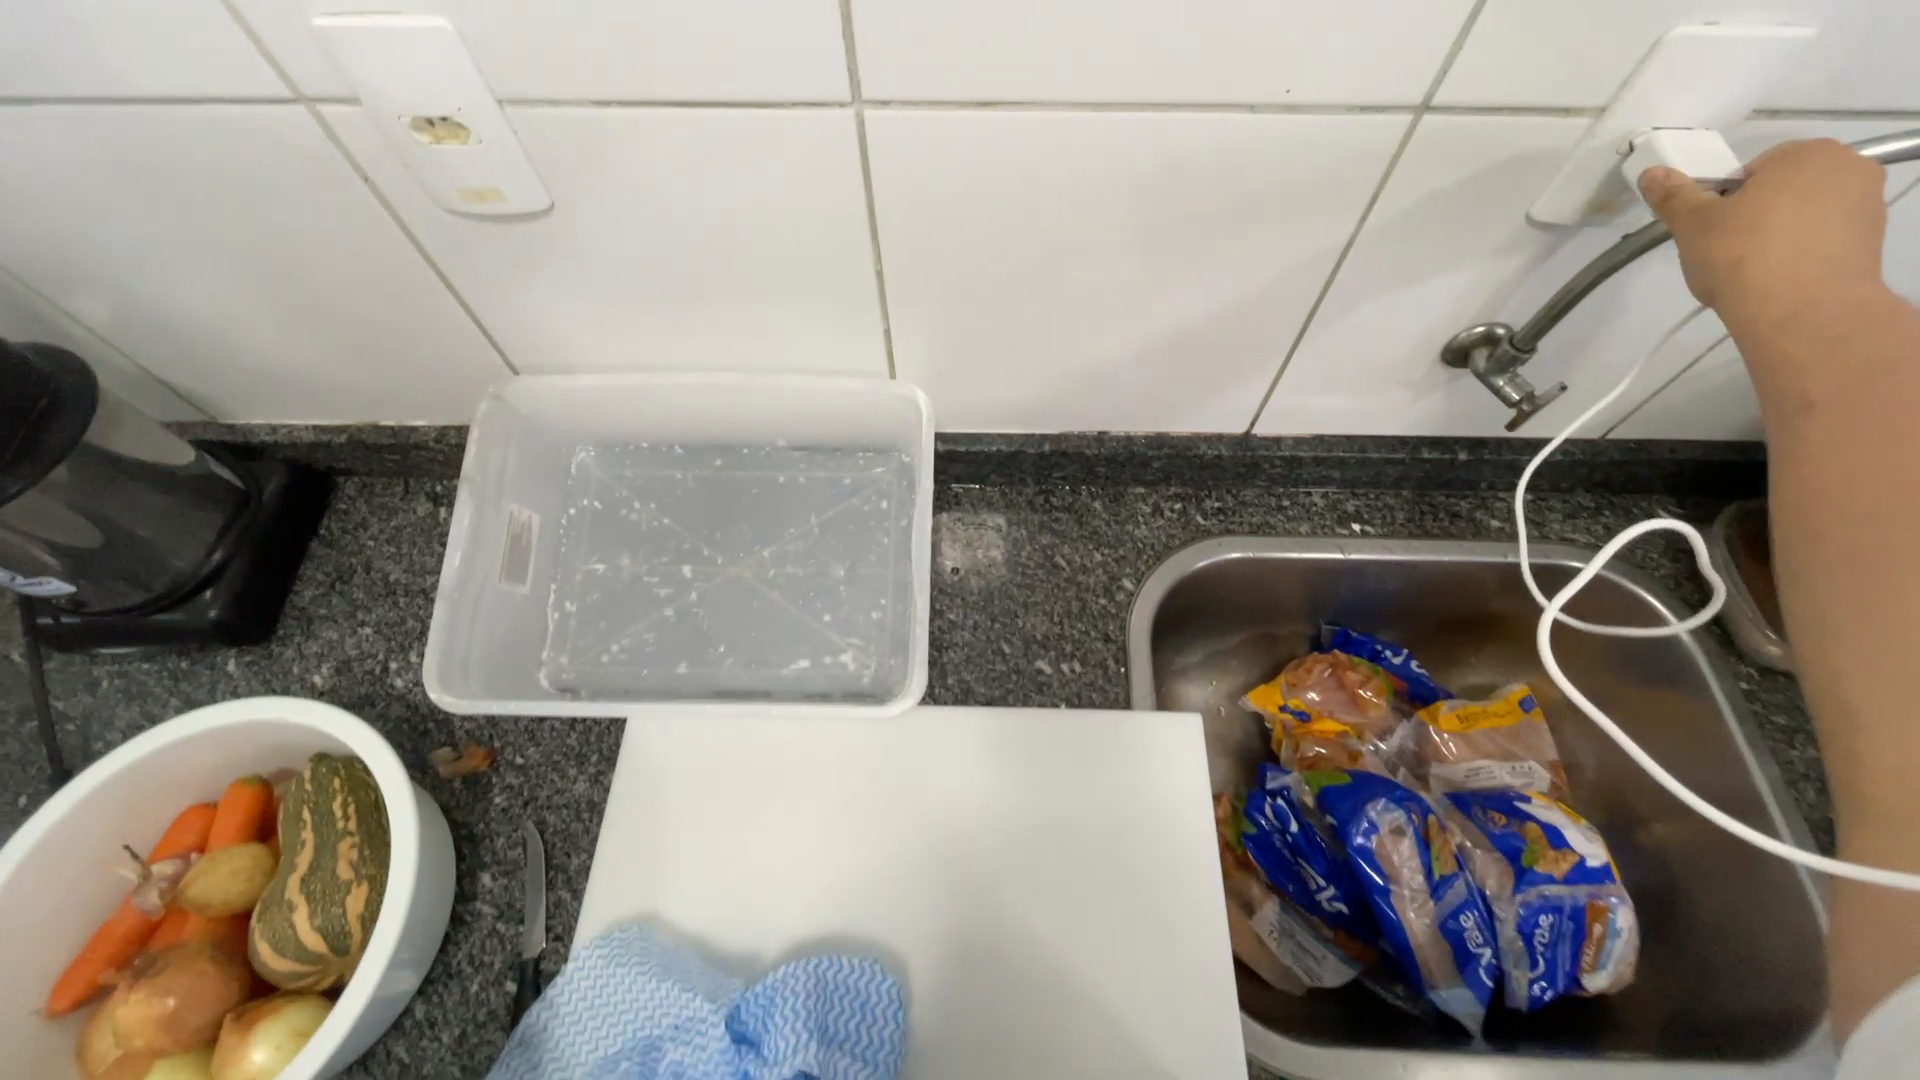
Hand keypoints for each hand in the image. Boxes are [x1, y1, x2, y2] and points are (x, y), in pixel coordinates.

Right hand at [1637, 138, 1888, 321]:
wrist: (1799, 308)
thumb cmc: (1741, 254)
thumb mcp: (1693, 224)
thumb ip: (1673, 196)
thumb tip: (1651, 173)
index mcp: (1807, 154)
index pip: (1751, 170)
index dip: (1722, 200)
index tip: (1710, 229)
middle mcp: (1848, 167)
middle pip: (1780, 190)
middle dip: (1752, 216)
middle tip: (1724, 250)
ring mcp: (1867, 203)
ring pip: (1801, 215)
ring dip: (1774, 235)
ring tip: (1749, 269)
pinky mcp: (1870, 239)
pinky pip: (1820, 238)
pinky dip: (1797, 253)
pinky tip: (1776, 278)